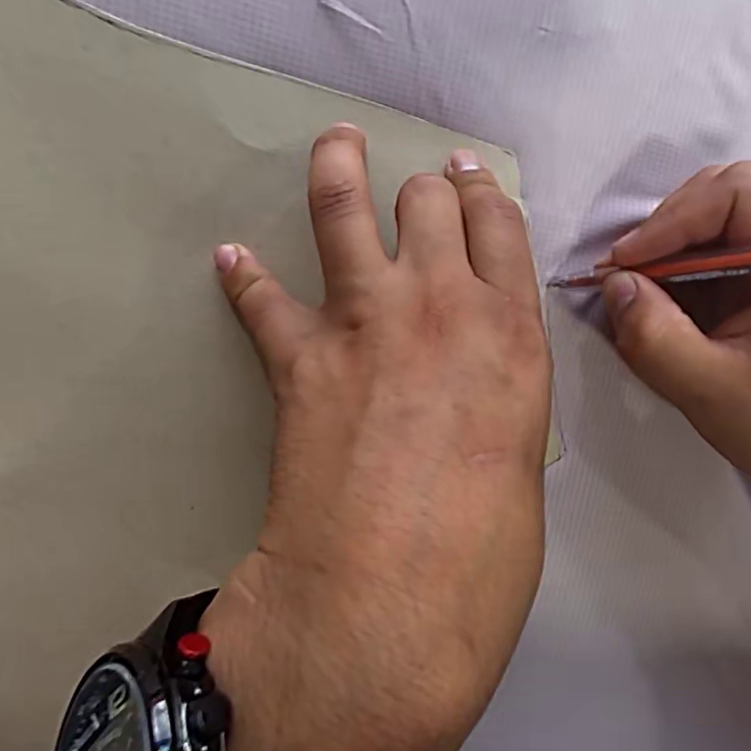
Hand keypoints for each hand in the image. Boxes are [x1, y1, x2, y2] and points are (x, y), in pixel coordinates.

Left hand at [201, 124, 551, 750]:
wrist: (387, 607)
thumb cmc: (483, 554)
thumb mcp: (520, 460)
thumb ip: (497, 397)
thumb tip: (476, 381)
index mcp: (511, 334)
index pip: (501, 230)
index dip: (484, 193)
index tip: (470, 173)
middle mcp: (442, 306)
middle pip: (429, 204)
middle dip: (424, 187)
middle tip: (417, 183)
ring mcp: (366, 321)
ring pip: (347, 212)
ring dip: (338, 168)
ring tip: (334, 142)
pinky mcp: (300, 357)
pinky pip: (264, 301)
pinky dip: (245, 280)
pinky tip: (230, 259)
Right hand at [600, 162, 750, 519]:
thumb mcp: (710, 390)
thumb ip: (655, 334)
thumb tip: (613, 283)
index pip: (740, 194)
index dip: (674, 218)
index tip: (627, 262)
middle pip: (726, 198)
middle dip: (667, 229)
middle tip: (628, 273)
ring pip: (716, 223)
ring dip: (667, 251)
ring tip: (635, 292)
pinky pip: (715, 255)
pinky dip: (677, 271)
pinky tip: (658, 305)